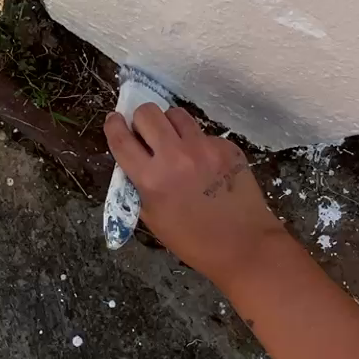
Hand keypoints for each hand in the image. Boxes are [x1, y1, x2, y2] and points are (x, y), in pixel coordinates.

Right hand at [104, 103, 292, 293]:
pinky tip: (206, 166)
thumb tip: (131, 161)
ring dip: (170, 126)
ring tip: (177, 145)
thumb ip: (138, 185)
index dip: (113, 125)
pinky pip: (203, 133)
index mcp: (151, 178)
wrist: (244, 246)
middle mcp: (176, 156)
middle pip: (147, 112)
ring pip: (176, 114)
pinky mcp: (226, 147)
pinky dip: (199, 144)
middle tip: (148, 136)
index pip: (121, 138)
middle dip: (142, 121)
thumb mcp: (152, 217)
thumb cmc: (193, 240)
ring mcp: (204, 148)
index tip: (115, 120)